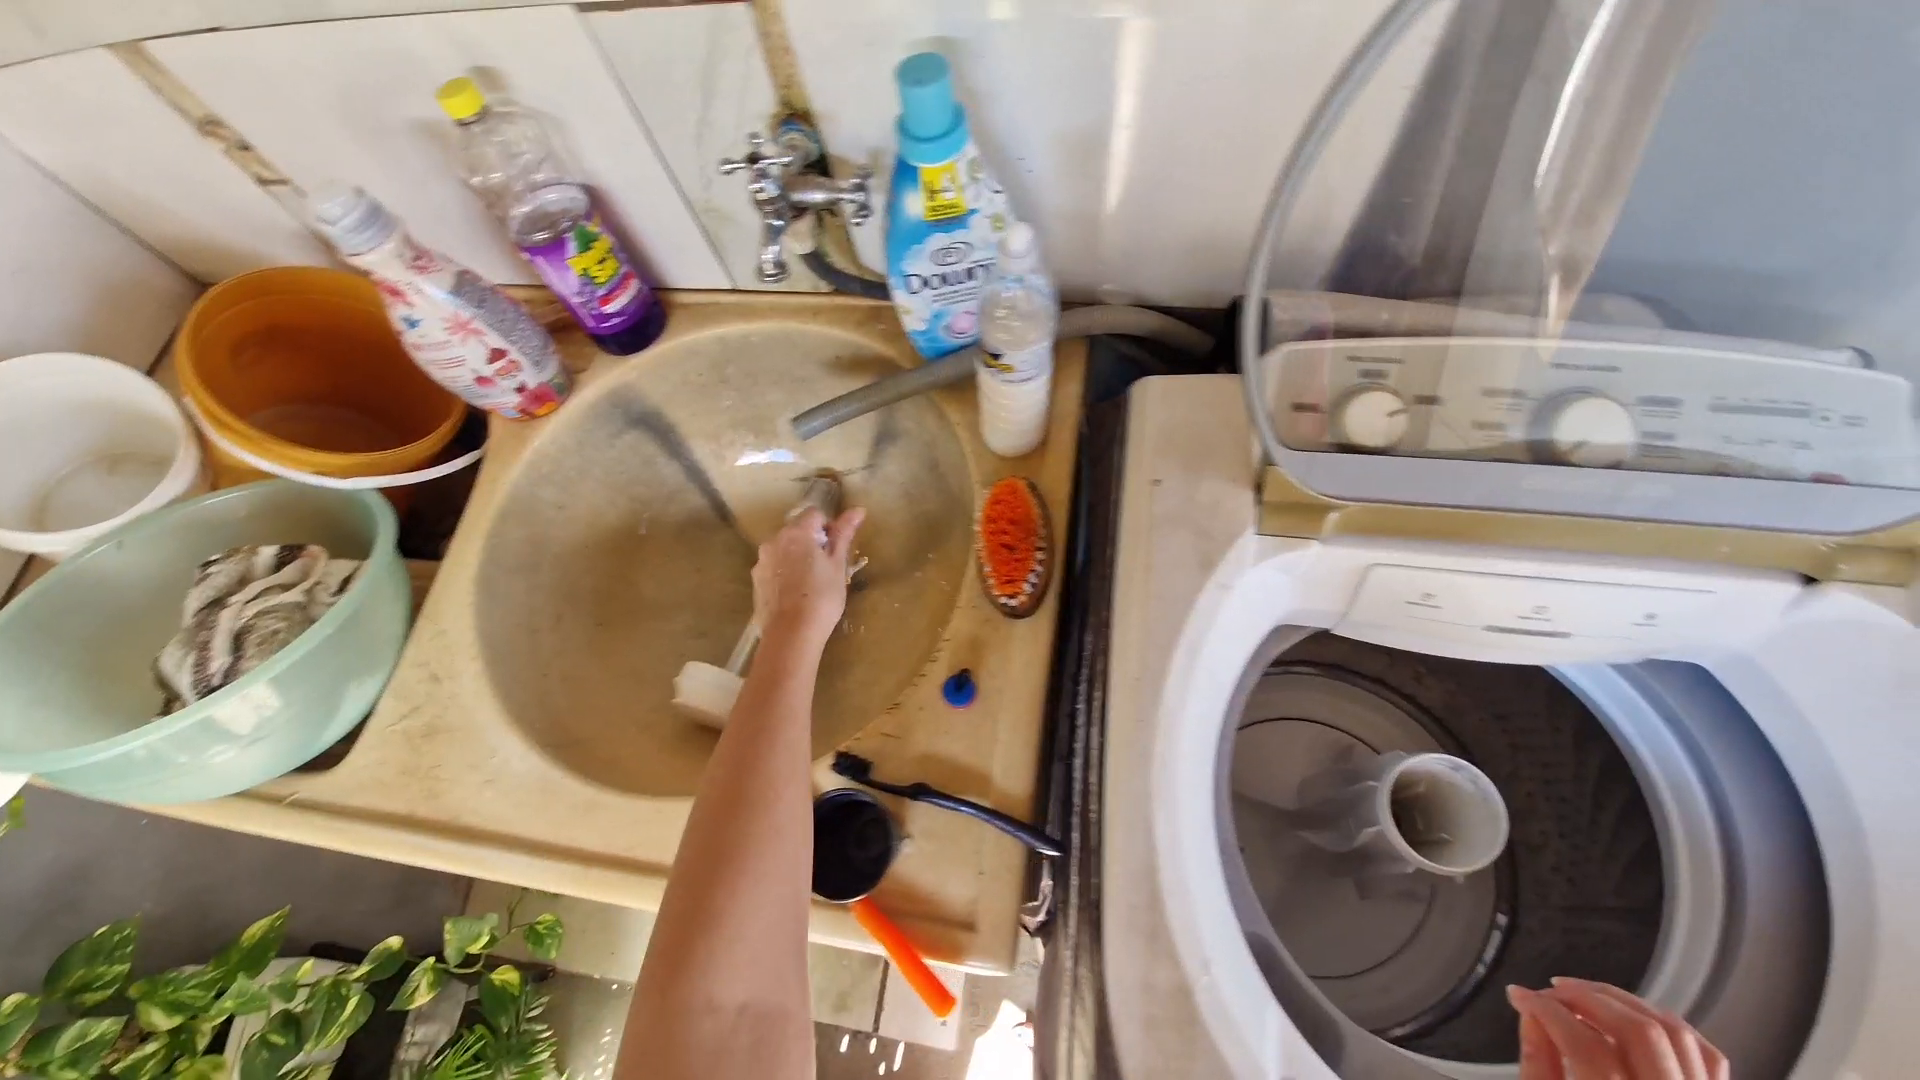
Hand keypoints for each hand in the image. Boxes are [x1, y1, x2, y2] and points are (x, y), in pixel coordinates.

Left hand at [751, 506, 864, 648]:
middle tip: (827, 568)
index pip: (815, 514)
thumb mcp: (838, 565)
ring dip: (797, 557)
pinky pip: (774, 568)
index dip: (829, 528)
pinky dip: (785, 573)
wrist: (791, 633)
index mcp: (796, 532)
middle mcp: (774, 540)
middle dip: (812, 543)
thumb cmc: (822, 597)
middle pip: (797, 531)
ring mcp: (762, 561)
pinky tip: (795, 594)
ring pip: (784, 550)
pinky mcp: (756, 580)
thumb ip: (844, 534)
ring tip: (810, 584)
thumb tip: (858, 509)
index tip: (836, 550)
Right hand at [1510, 979, 1727, 1079]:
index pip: (1584, 1046)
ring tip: (1587, 997)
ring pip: (1676, 1033)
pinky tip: (1636, 1018)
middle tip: (1552, 992)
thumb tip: (1530, 1017)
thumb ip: (1537, 1069)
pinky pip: (1708, 1055)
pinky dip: (1671, 1026)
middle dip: (1587, 997)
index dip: (1545, 1010)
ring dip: (1626, 1003)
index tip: (1521, 997)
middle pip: (1638, 1031)